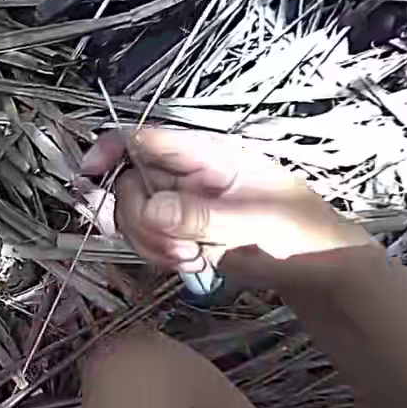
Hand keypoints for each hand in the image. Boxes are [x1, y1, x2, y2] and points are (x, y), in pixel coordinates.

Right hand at [79, 128, 373, 285]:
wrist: (316, 268)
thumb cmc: (301, 230)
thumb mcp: (258, 220)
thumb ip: (202, 214)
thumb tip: (150, 209)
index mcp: (205, 154)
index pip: (145, 139)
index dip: (111, 149)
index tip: (90, 174)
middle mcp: (184, 175)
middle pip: (128, 184)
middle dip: (142, 220)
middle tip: (177, 246)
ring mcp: (178, 204)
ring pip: (131, 216)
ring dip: (151, 243)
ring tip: (192, 258)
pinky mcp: (176, 231)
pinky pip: (144, 239)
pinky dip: (158, 256)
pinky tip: (192, 264)